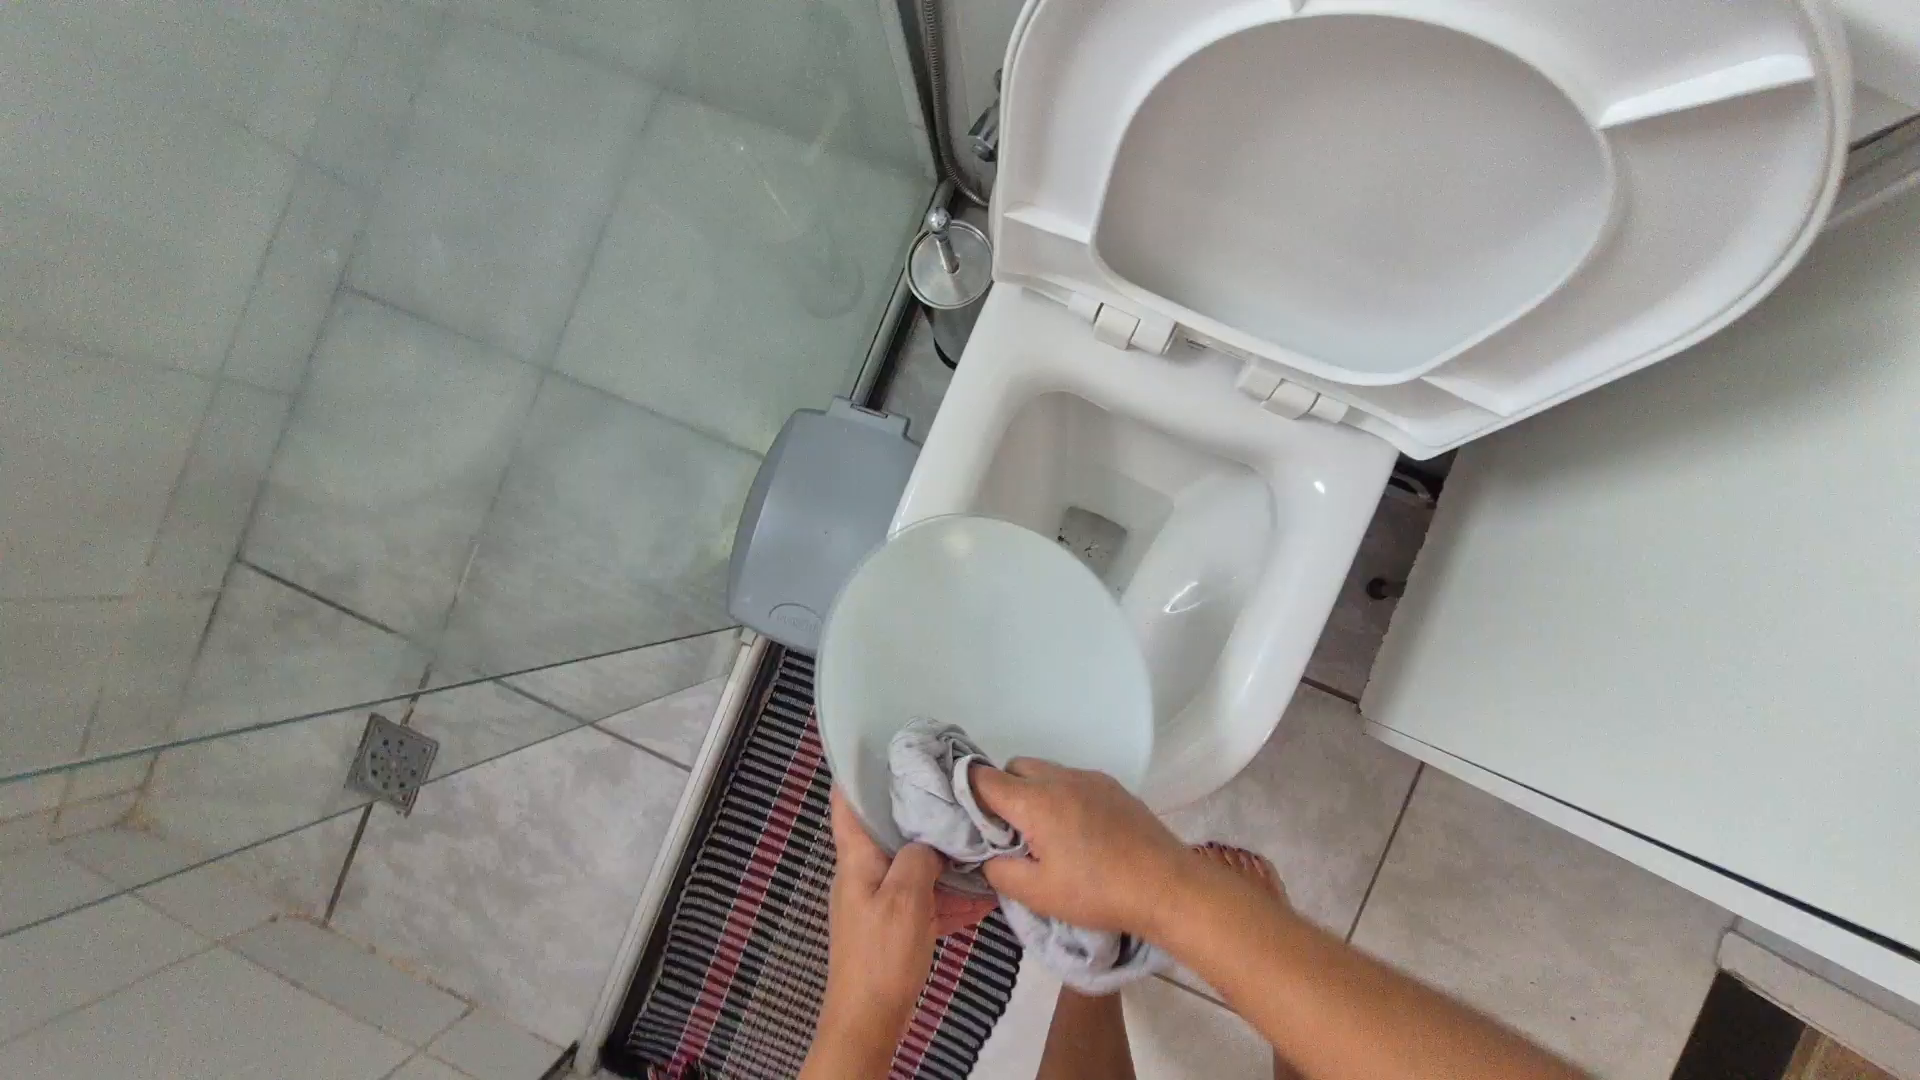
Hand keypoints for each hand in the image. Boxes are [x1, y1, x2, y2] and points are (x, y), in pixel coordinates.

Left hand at [808, 789, 996, 1076]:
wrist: (869, 1021)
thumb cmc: (881, 953)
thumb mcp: (906, 897)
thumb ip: (920, 857)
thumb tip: (931, 843)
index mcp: (857, 856)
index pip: (845, 801)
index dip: (856, 770)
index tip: (885, 746)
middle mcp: (864, 870)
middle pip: (891, 828)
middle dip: (921, 811)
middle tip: (955, 792)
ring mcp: (880, 899)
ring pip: (914, 865)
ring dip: (945, 859)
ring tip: (981, 843)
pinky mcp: (895, 926)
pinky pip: (925, 899)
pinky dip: (950, 896)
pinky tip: (984, 897)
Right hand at [971, 758, 1192, 937]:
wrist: (1167, 886)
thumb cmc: (1098, 892)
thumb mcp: (1039, 894)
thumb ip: (1001, 872)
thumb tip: (990, 857)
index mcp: (1035, 800)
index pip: (984, 779)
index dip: (969, 793)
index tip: (970, 818)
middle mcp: (1059, 777)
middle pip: (1014, 767)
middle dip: (1003, 791)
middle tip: (1011, 832)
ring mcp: (1089, 777)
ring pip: (1045, 770)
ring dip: (1034, 792)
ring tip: (1046, 834)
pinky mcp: (1112, 785)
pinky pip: (1072, 779)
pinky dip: (1062, 795)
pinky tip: (1079, 832)